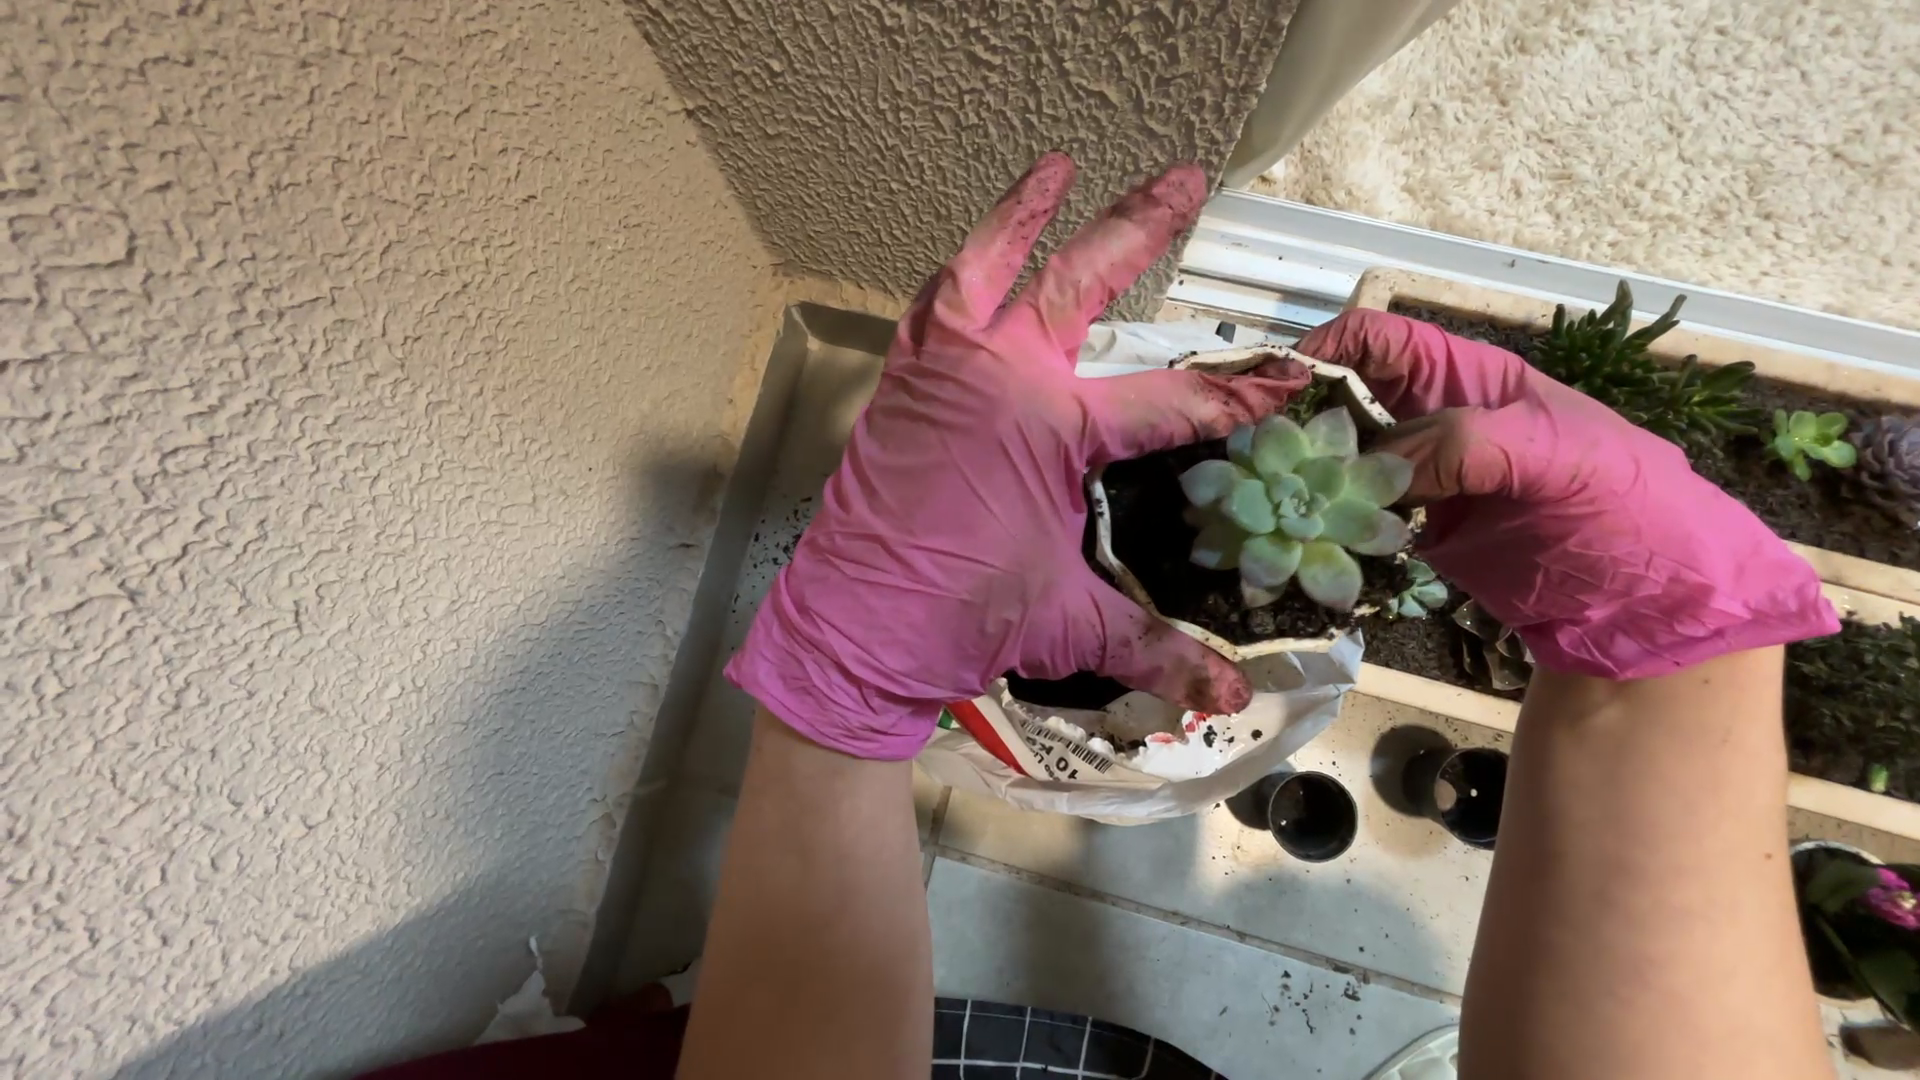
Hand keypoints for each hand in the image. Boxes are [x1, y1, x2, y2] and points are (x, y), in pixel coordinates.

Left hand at [727, 153, 1310, 758]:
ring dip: (1023, 214)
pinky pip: (932, 309)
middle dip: (1139, 228)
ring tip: (1057, 168)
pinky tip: (970, 260)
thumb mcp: (1068, 626)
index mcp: (1053, 428)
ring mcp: (942, 372)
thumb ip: (1155, 648)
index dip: (1235, 395)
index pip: (1169, 403)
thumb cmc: (962, 617)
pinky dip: (957, 275)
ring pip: (984, 267)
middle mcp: (1000, 378)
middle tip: (1185, 179)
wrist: (856, 629)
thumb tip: (1233, 699)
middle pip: (1080, 283)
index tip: (1286, 378)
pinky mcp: (902, 386)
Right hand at [1298, 309, 1837, 677]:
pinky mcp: (1397, 526)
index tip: (1276, 390)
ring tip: (1261, 499)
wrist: (1636, 605)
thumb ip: (1469, 443)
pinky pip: (1340, 511)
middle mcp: (1422, 419)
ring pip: (1328, 458)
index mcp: (1461, 377)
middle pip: (1334, 398)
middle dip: (1289, 416)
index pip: (1374, 338)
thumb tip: (1371, 469)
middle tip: (1251, 455)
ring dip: (1293, 473)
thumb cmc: (1622, 512)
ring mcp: (1407, 476)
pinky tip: (1290, 535)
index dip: (1321, 349)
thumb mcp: (1562, 457)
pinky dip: (1312, 520)